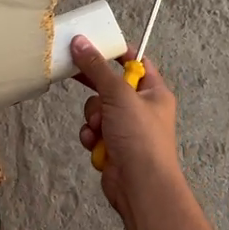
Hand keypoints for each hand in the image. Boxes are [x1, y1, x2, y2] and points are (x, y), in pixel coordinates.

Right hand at [72, 34, 181, 219]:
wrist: (141, 187)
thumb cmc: (140, 138)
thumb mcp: (118, 94)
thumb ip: (97, 67)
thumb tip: (80, 42)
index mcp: (154, 92)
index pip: (135, 61)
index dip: (116, 52)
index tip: (94, 43)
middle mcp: (141, 109)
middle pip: (111, 85)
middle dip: (96, 88)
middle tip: (74, 70)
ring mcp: (126, 129)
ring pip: (98, 108)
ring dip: (93, 117)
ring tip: (99, 127)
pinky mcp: (112, 146)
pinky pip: (93, 130)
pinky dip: (90, 135)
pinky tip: (94, 143)